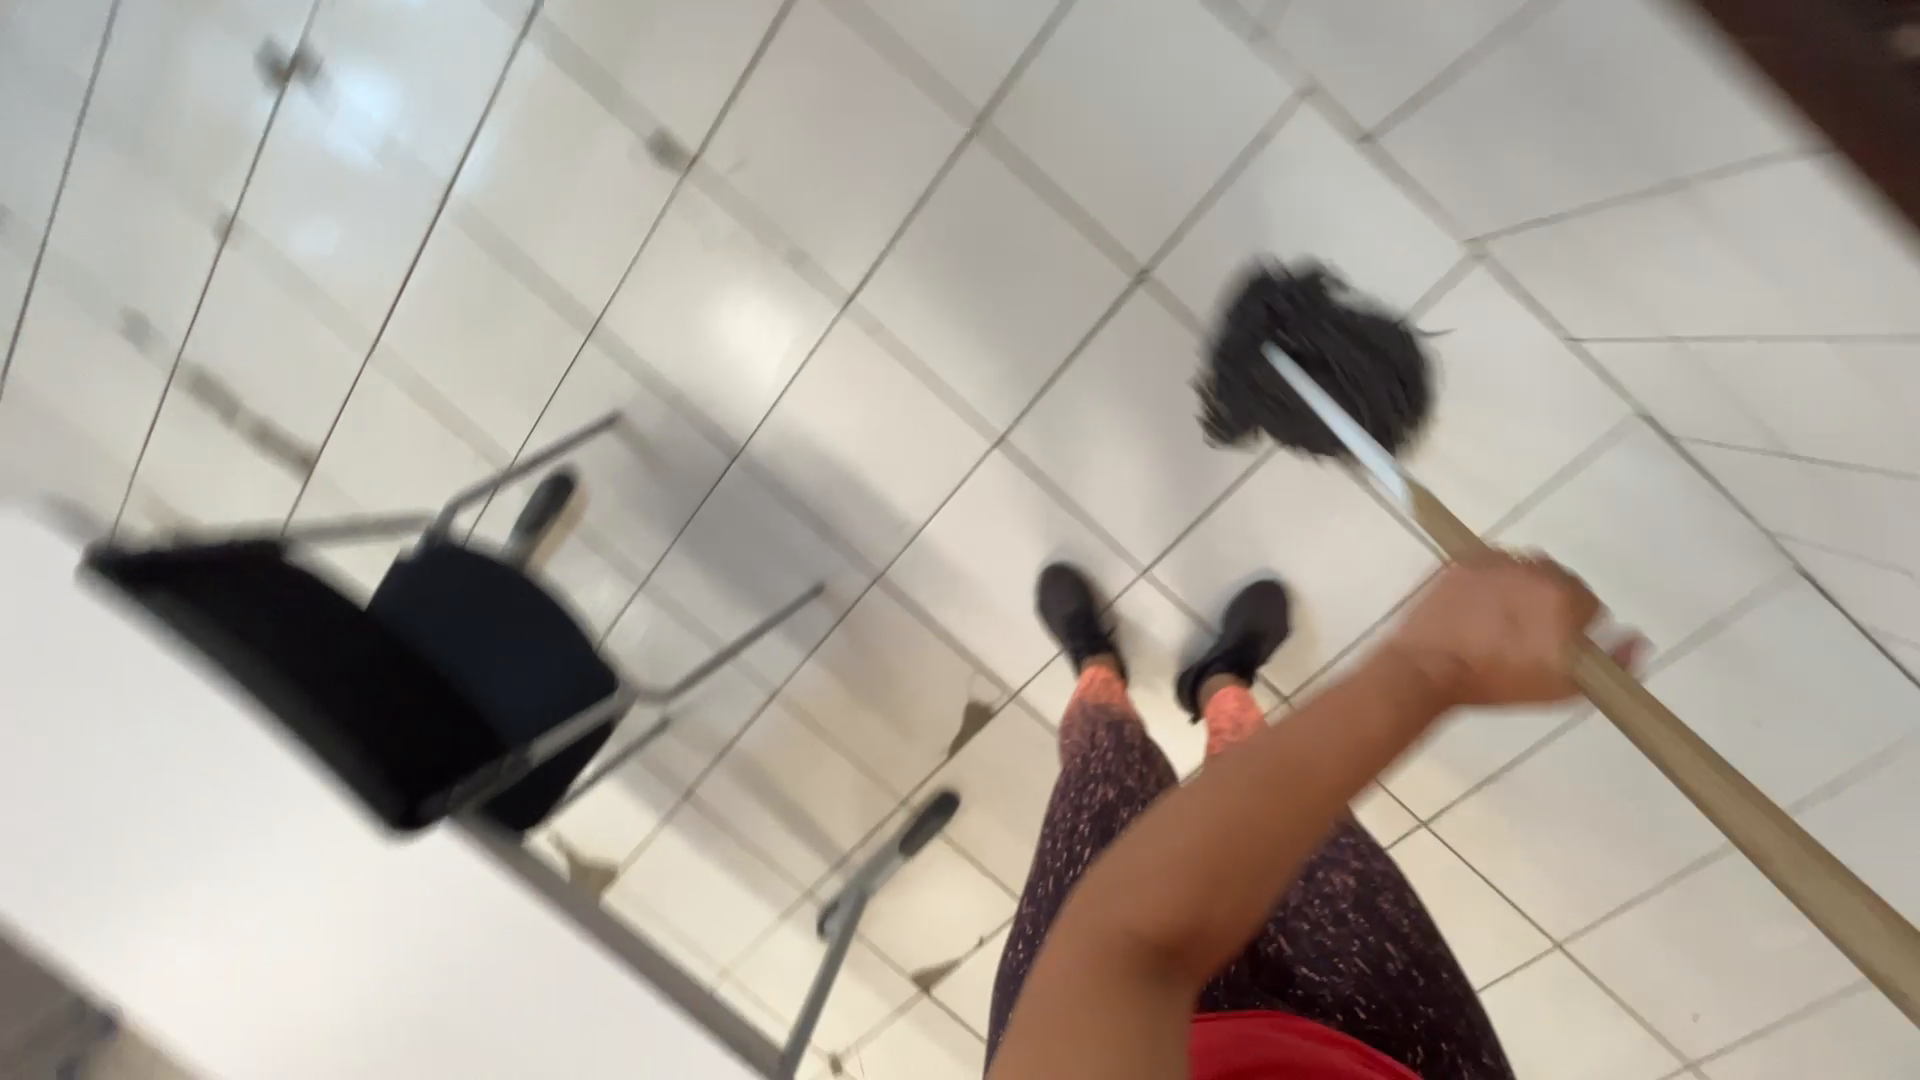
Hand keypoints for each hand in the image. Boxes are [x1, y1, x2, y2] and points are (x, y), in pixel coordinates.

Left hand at [1378, 551, 1642, 709]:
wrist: (1426, 668)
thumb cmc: (1496, 680)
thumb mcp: (1564, 686)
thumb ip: (1614, 661)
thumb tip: (1637, 638)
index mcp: (1563, 595)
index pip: (1587, 602)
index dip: (1573, 625)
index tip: (1551, 643)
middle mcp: (1530, 570)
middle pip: (1554, 580)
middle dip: (1546, 602)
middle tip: (1523, 632)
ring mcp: (1488, 563)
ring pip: (1520, 569)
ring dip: (1517, 587)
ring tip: (1497, 619)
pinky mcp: (1455, 564)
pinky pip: (1485, 564)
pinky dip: (1487, 579)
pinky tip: (1475, 604)